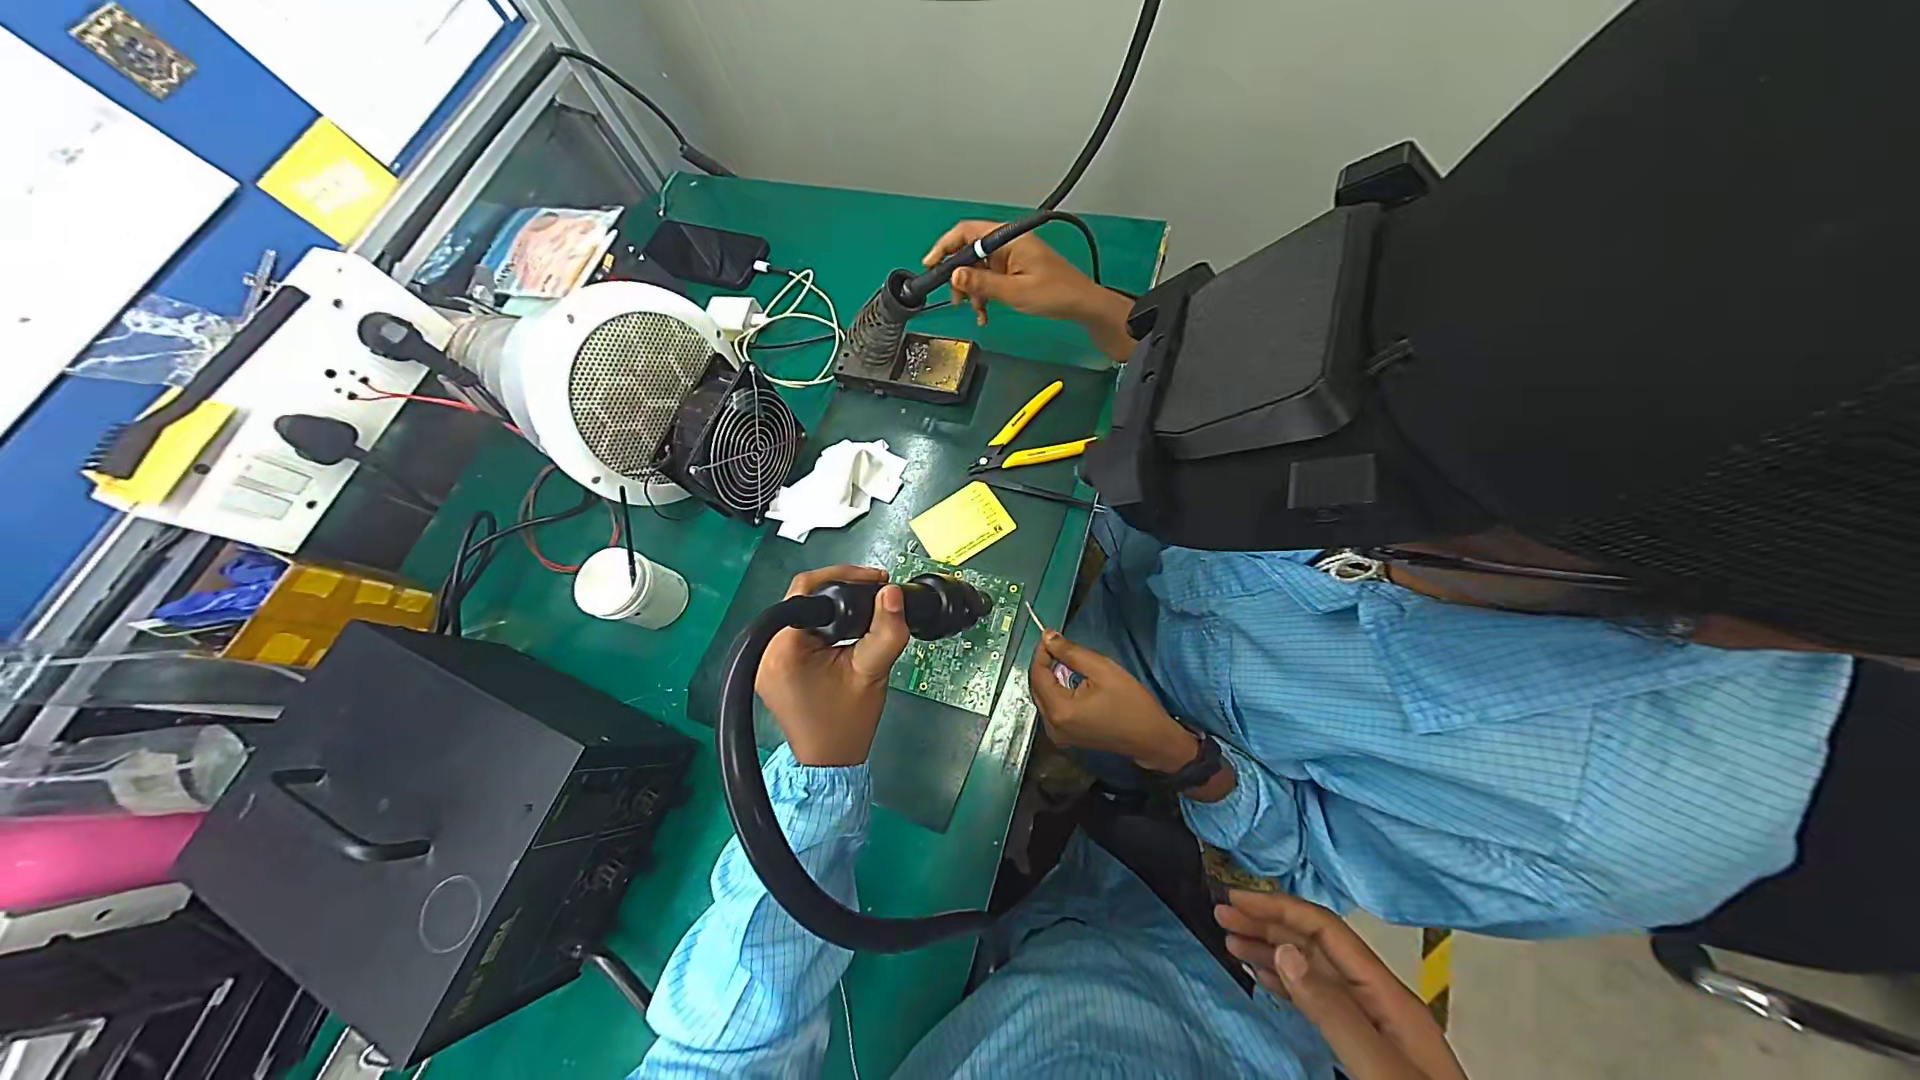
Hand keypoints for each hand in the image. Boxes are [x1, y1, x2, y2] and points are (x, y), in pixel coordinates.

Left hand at [756, 565, 908, 766]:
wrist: (830, 762)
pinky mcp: (773, 664)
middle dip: (842, 591)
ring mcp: (766, 658)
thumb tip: (891, 594)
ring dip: (833, 607)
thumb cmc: (846, 725)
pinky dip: (823, 623)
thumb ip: (885, 630)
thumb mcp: (871, 672)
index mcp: (784, 649)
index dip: (844, 577)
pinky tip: (844, 627)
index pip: (808, 589)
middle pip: (804, 597)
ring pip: (803, 611)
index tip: (873, 582)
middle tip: (873, 594)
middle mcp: (767, 650)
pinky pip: (798, 628)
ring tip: (864, 609)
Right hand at [922, 221, 1135, 359]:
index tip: (931, 264)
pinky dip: (982, 293)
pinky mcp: (1014, 270)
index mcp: (1009, 239)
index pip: (967, 232)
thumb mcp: (1015, 292)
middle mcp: (1008, 243)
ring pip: (977, 268)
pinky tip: (984, 311)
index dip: (945, 247)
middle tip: (954, 296)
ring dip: (970, 289)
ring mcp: (1011, 257)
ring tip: (972, 308)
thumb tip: (955, 275)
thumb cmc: (1058, 293)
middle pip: (969, 251)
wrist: (1082, 305)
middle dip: (958, 275)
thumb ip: (982, 283)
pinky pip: (989, 278)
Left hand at [1027, 630, 1197, 771]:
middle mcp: (1051, 725)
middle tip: (1056, 643)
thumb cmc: (1131, 703)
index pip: (1037, 674)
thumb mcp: (1103, 669)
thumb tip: (1048, 637)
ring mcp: (1057, 734)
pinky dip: (1056, 690)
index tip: (1049, 633)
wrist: (1152, 739)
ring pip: (1043, 696)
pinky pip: (1052, 707)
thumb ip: (1071, 652)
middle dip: (1044, 663)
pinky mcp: (1065, 737)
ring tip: (1063, 657)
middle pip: (1037, 686)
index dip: (1042, 651)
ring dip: (1050, 676)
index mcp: (1059, 710)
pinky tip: (1068, 678)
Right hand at [1215, 890, 1467, 1079]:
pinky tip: (1263, 978)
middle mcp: (1378, 1000)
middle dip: (1266, 923)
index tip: (1235, 900)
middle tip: (1221, 915)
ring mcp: (1372, 1024)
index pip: (1325, 929)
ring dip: (1270, 949)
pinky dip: (1284, 980)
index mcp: (1387, 995)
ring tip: (1231, 941)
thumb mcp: (1379, 1070)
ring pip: (1312, 969)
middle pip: (1315, 943)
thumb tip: (1284, 952)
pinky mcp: (1365, 1047)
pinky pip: (1315, 997)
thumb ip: (1334, 1012)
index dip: (1278, 908)